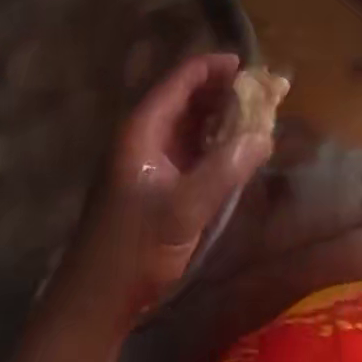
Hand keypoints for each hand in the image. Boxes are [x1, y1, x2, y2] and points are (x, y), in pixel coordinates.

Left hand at [14, 54, 271, 361]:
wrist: (98, 297)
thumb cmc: (134, 245)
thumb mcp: (182, 209)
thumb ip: (223, 171)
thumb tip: (263, 135)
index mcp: (142, 127)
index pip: (180, 80)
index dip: (213, 67)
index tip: (248, 65)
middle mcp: (146, 133)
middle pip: (187, 97)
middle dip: (223, 91)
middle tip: (262, 91)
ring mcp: (151, 157)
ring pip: (190, 122)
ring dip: (221, 116)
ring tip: (258, 113)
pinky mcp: (159, 180)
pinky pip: (191, 148)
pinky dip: (215, 142)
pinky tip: (240, 147)